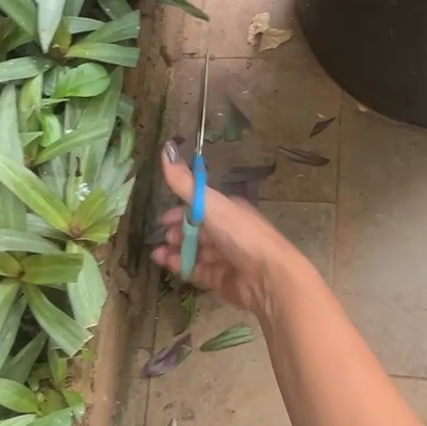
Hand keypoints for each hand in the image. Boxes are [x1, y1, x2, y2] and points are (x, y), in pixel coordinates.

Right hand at [152, 142, 314, 318]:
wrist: (268, 276)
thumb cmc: (240, 234)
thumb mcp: (210, 204)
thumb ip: (185, 183)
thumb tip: (165, 148)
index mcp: (228, 210)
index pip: (199, 207)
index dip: (180, 212)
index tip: (162, 219)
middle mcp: (228, 231)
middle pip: (196, 230)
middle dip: (177, 232)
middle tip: (164, 237)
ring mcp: (225, 255)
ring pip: (195, 250)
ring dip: (175, 250)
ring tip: (158, 254)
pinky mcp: (222, 277)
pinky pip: (198, 269)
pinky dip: (182, 266)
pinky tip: (167, 264)